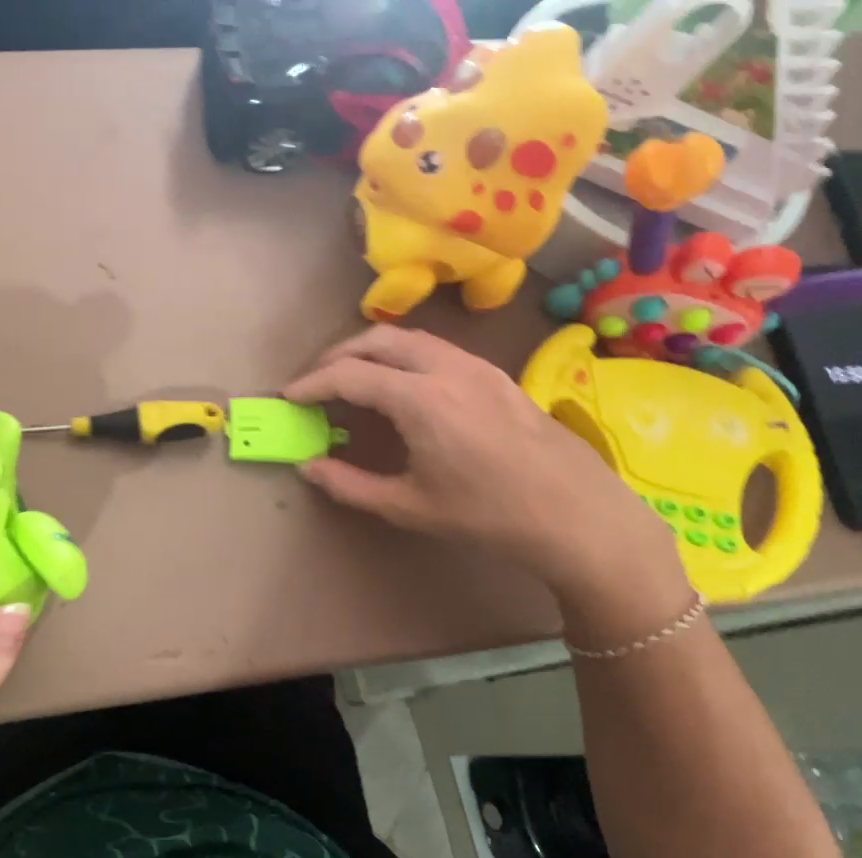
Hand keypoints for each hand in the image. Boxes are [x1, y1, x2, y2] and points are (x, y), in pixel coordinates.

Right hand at [283, 326, 679, 602]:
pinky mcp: (496, 375)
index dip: (312, 384)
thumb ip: (349, 484)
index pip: (350, 375)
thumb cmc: (485, 514)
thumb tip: (309, 466)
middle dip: (338, 355)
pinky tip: (402, 387)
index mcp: (420, 399)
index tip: (288, 397)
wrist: (573, 511)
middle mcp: (446, 368)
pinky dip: (404, 357)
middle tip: (314, 382)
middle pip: (378, 340)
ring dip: (372, 351)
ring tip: (352, 379)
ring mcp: (477, 366)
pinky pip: (437, 350)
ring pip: (411, 339)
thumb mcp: (407, 506)